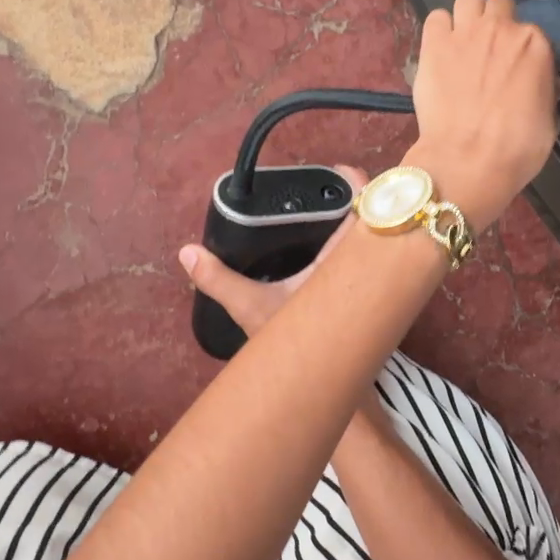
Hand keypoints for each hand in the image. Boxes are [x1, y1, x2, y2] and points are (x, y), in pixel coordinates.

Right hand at [178, 166, 369, 337]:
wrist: (317, 388)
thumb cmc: (292, 345)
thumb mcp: (252, 309)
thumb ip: (220, 280)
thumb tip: (187, 253)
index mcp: (344, 262)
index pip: (366, 213)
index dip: (360, 186)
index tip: (339, 171)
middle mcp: (362, 268)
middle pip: (373, 220)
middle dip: (357, 198)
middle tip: (327, 183)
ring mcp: (366, 282)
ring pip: (370, 239)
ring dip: (356, 219)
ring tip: (326, 203)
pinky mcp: (363, 296)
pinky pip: (365, 258)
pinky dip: (353, 242)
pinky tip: (329, 239)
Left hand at [408, 0, 559, 228]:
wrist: (467, 161)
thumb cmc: (517, 148)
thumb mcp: (549, 122)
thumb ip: (548, 94)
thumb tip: (550, 85)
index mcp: (535, 45)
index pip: (534, 34)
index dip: (525, 53)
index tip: (519, 72)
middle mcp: (501, 28)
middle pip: (500, 5)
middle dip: (497, 23)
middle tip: (491, 51)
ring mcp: (465, 32)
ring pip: (468, 0)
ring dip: (469, 16)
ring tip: (465, 42)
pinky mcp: (433, 44)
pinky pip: (436, 18)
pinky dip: (440, 29)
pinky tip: (441, 50)